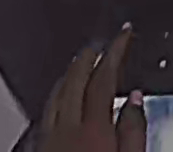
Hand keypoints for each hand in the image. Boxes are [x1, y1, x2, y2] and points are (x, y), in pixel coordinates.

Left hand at [32, 27, 144, 151]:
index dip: (116, 49)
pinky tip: (59, 98)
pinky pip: (45, 113)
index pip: (104, 76)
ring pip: (56, 95)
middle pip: (75, 80)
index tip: (125, 32)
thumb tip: (136, 98)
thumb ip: (134, 131)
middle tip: (100, 40)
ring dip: (70, 73)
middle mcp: (67, 129)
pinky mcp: (36, 150)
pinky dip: (55, 96)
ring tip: (80, 61)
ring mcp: (47, 140)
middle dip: (89, 54)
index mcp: (94, 128)